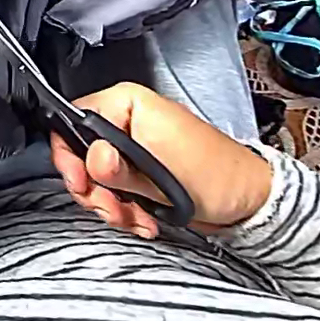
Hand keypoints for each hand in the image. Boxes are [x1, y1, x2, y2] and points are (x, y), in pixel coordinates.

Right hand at [50, 82, 272, 238]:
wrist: (248, 202)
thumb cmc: (219, 177)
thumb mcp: (165, 175)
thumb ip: (122, 168)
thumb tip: (93, 160)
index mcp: (128, 103)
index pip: (74, 122)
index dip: (72, 157)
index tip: (83, 184)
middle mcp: (126, 119)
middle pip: (80, 153)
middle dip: (95, 189)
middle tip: (113, 207)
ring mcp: (131, 144)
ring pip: (93, 176)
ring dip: (110, 204)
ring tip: (136, 217)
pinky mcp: (136, 167)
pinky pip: (111, 188)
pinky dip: (122, 208)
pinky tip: (143, 218)